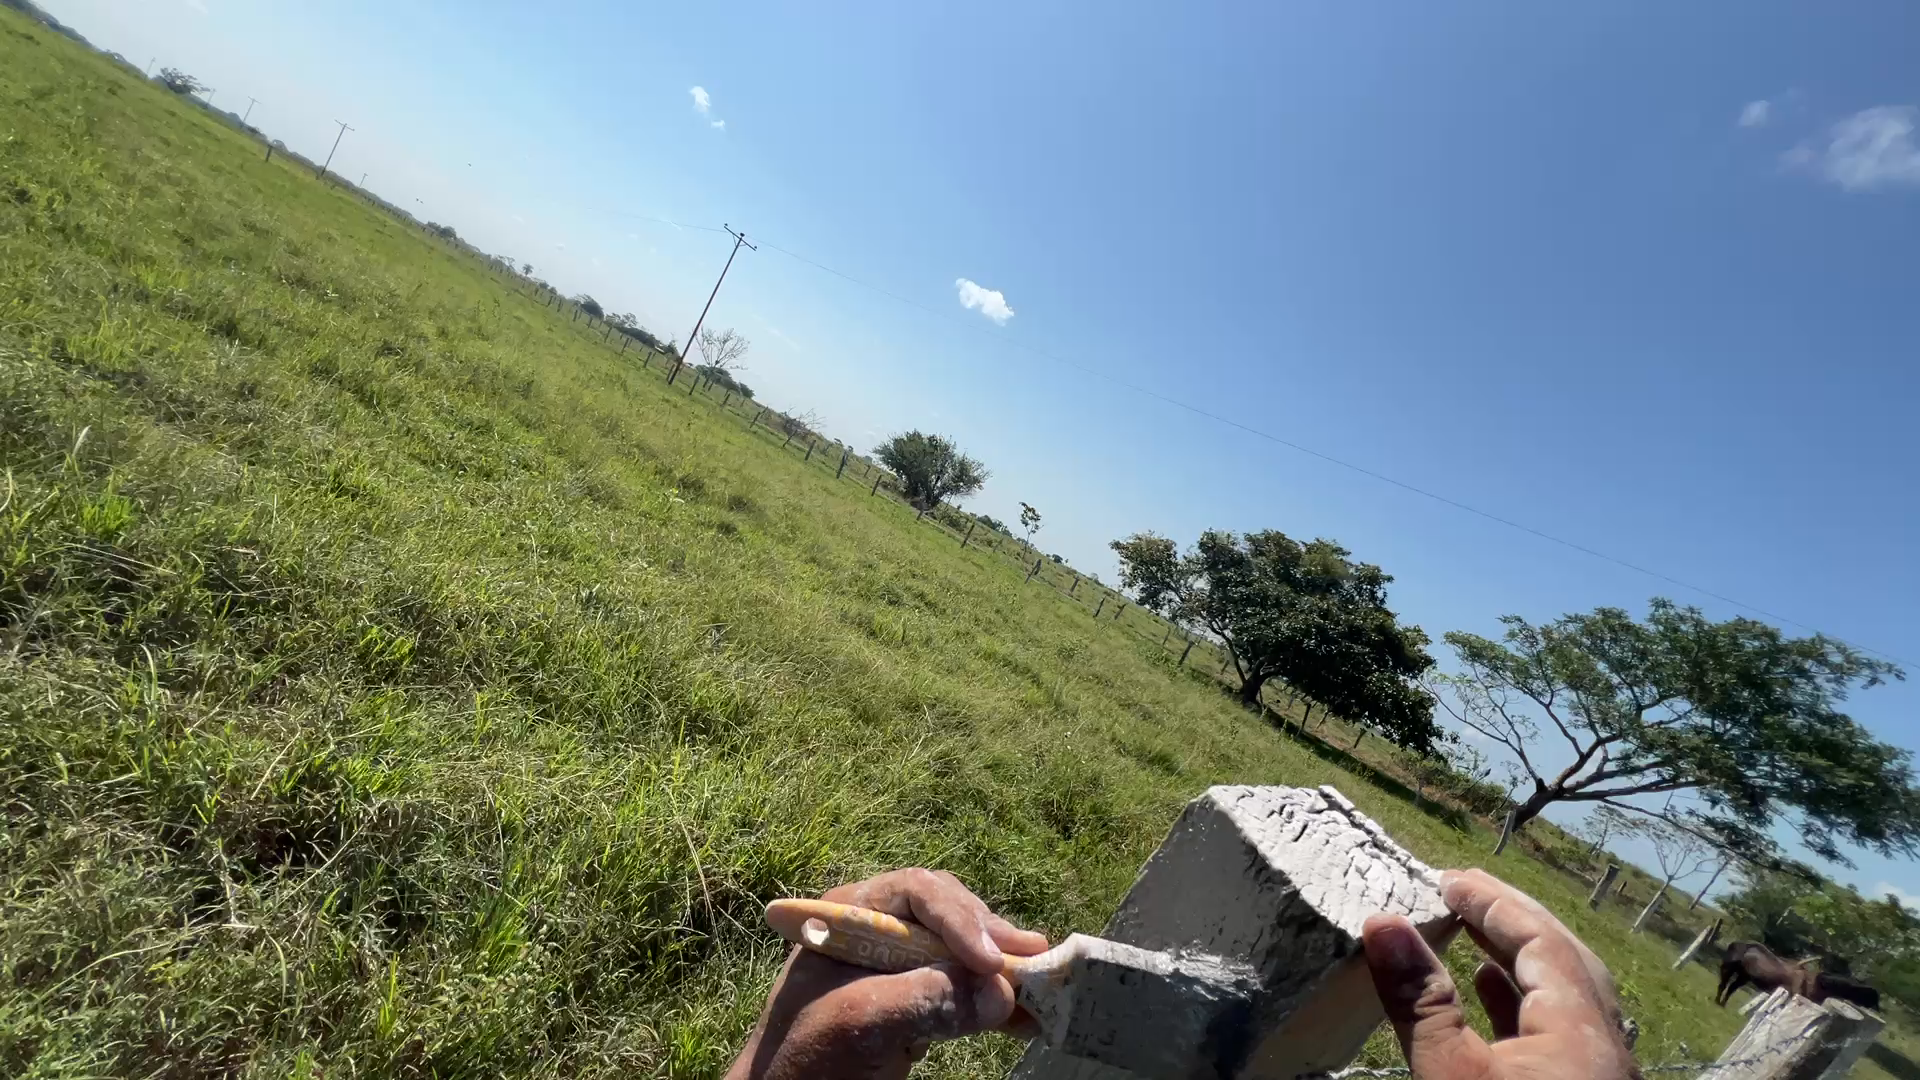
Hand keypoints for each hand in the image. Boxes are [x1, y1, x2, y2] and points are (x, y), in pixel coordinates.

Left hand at [726, 868, 1050, 1079]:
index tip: (990, 960)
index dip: (957, 918)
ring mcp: (900, 960)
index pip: (914, 891)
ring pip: (961, 945)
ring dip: (999, 963)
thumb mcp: (857, 1023)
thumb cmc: (803, 1059)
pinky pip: (963, 985)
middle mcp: (879, 924)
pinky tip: (1024, 1012)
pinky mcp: (917, 996)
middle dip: (987, 935)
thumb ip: (924, 1000)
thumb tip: (1002, 992)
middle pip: (946, 911)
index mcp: (851, 912)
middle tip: (1030, 957)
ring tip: (1039, 978)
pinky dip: (994, 998)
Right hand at [1361, 868, 1639, 1079]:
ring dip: (1512, 955)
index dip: (1493, 903)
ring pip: (1563, 997)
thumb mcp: (1450, 1077)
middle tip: (1457, 890)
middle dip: (1509, 920)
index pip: (1542, 942)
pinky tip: (1486, 990)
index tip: (1444, 879)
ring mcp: (1596, 1079)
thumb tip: (1383, 920)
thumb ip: (1419, 999)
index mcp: (1583, 1037)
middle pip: (1564, 963)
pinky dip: (1520, 998)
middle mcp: (1604, 1053)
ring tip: (1465, 929)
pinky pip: (1558, 1031)